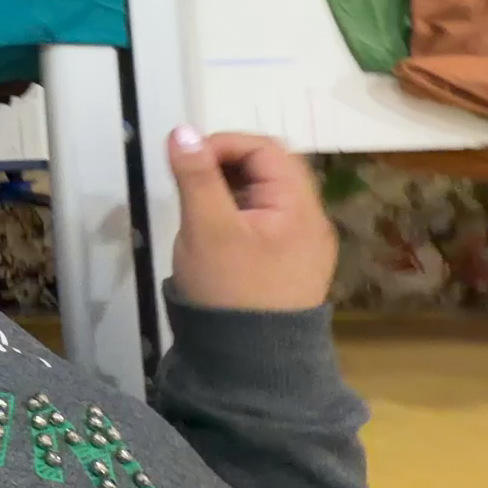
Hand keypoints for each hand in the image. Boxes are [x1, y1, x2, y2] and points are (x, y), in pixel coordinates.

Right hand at [167, 127, 337, 311]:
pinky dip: (228, 202)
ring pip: (259, 188)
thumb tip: (182, 131)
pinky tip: (206, 219)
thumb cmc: (229, 286)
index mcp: (298, 208)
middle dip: (221, 160)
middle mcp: (306, 218)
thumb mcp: (206, 226)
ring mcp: (294, 237)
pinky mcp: (278, 253)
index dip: (222, 143)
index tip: (184, 159)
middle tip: (185, 176)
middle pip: (267, 165)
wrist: (248, 356)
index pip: (266, 149)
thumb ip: (196, 175)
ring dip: (222, 181)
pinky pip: (256, 210)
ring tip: (191, 198)